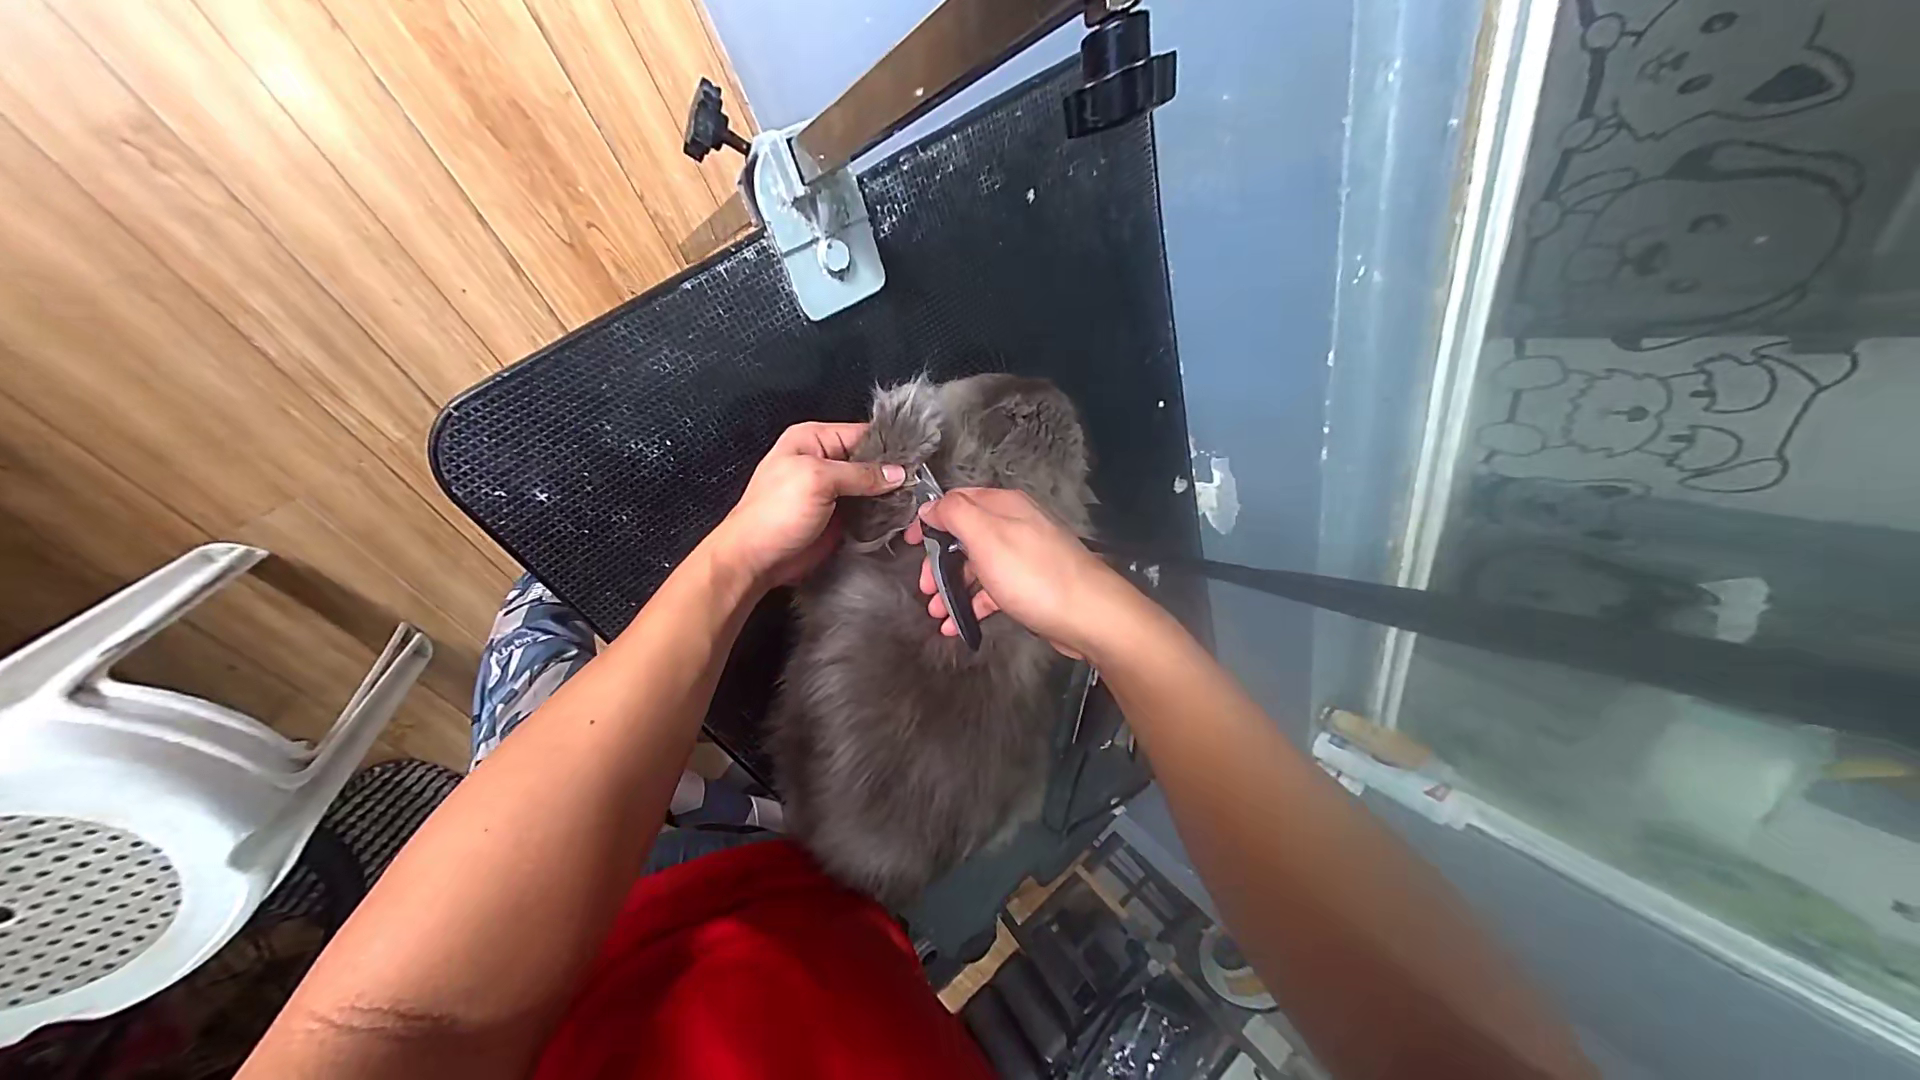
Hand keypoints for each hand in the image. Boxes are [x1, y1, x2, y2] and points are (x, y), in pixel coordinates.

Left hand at [707, 422, 905, 589]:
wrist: (756, 560)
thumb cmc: (774, 514)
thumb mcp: (817, 480)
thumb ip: (860, 474)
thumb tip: (897, 473)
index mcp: (813, 439)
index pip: (862, 433)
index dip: (889, 445)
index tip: (917, 458)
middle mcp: (824, 461)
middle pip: (870, 460)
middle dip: (893, 472)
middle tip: (921, 482)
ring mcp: (832, 490)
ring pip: (872, 486)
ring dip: (890, 495)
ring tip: (916, 500)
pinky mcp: (839, 516)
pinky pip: (868, 509)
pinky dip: (883, 513)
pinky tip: (901, 515)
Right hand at [906, 488, 1143, 659]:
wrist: (1089, 616)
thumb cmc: (1037, 576)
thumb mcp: (986, 536)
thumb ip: (955, 513)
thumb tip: (932, 506)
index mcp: (1003, 506)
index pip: (956, 501)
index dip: (930, 521)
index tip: (912, 543)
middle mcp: (1015, 525)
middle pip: (964, 536)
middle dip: (939, 561)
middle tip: (926, 587)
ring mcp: (1024, 555)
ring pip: (977, 566)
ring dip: (953, 587)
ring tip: (938, 612)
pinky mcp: (1030, 584)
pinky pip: (993, 589)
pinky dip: (973, 603)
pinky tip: (959, 624)